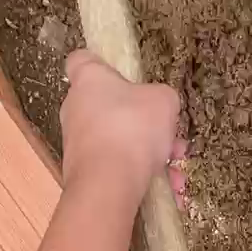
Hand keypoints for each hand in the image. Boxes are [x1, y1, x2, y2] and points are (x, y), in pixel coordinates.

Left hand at [59, 49, 184, 201]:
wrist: (108, 185)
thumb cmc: (133, 129)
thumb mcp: (163, 102)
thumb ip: (162, 99)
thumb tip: (160, 108)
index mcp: (89, 80)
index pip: (83, 60)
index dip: (102, 65)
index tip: (121, 77)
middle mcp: (76, 110)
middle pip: (110, 109)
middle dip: (144, 125)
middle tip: (168, 137)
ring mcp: (77, 146)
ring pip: (119, 145)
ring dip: (149, 157)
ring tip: (175, 171)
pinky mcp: (84, 176)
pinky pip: (116, 171)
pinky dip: (140, 179)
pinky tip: (167, 190)